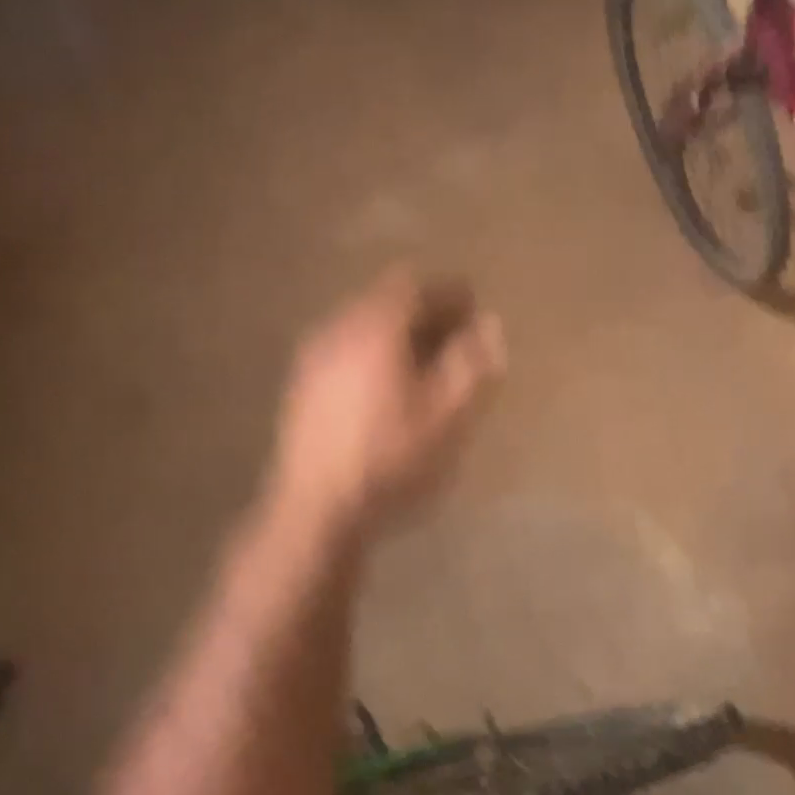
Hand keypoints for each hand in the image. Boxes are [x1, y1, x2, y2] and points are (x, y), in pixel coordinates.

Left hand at [267, 269, 504, 535]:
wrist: (321, 508)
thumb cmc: (395, 458)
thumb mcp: (451, 414)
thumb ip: (473, 363)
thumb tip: (490, 324)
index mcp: (377, 331)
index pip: (414, 286)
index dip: (448, 291)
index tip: (474, 303)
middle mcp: (340, 333)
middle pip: (385, 301)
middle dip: (425, 310)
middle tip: (459, 331)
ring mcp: (315, 359)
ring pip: (364, 324)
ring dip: (400, 331)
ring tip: (431, 358)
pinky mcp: (305, 386)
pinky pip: (348, 347)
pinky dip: (376, 351)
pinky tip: (394, 382)